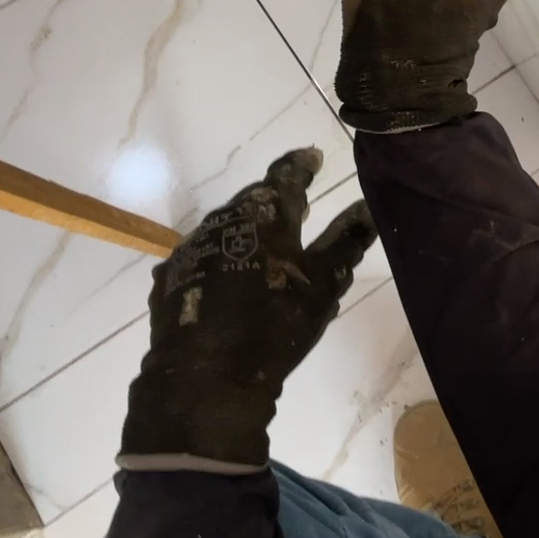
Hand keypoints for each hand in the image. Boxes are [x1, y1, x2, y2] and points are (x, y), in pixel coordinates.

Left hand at [118, 148, 375, 472]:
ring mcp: (191, 249)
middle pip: (255, 200)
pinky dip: (225, 257)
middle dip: (277, 200)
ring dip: (250, 230)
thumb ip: (346, 240)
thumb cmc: (275, 323)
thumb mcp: (324, 283)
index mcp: (264, 214)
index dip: (303, 164)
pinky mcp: (171, 278)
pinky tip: (234, 279)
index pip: (287, 175)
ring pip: (228, 227)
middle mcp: (223, 220)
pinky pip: (205, 254)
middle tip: (300, 205)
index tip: (314, 156)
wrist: (204, 381)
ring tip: (269, 245)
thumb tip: (367, 207)